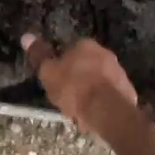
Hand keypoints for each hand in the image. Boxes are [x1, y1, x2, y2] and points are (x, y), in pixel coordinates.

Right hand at [20, 34, 138, 138]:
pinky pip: (108, 96)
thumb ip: (39, 55)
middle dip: (77, 80)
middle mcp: (105, 54)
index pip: (69, 50)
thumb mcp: (49, 72)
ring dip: (88, 94)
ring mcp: (119, 72)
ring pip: (97, 82)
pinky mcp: (128, 91)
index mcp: (85, 45)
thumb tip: (26, 36)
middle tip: (66, 98)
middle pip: (85, 66)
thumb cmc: (74, 87)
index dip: (61, 67)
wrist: (106, 110)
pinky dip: (100, 104)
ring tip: (78, 112)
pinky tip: (91, 117)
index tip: (56, 82)